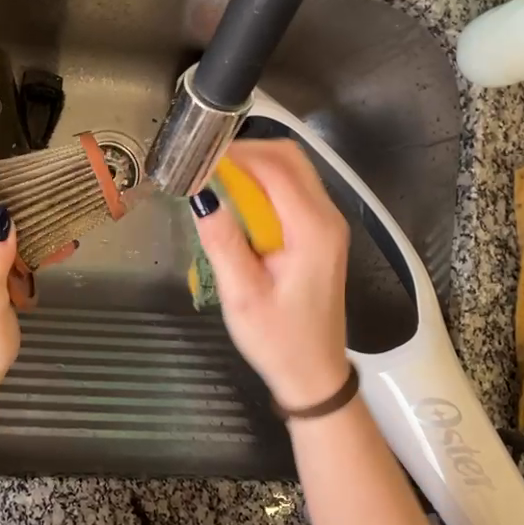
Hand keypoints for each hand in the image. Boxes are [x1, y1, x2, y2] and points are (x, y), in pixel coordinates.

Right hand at [190, 139, 351, 409]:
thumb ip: (222, 241)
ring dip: (254, 165)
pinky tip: (234, 199)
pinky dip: (262, 183)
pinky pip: (292, 191)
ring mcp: (327, 224)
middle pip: (289, 158)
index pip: (275, 168)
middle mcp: (327, 218)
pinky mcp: (319, 234)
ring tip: (212, 177)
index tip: (196, 155)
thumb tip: (200, 196)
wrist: (313, 373)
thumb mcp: (242, 295)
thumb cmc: (277, 339)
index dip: (235, 154)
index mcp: (312, 230)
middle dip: (246, 151)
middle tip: (202, 162)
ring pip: (293, 171)